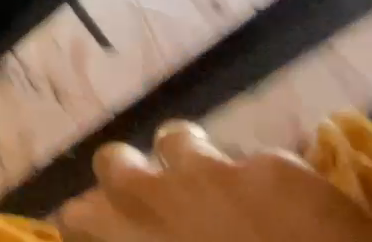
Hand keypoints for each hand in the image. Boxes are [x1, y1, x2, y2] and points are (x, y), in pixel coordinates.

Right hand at [58, 120, 371, 241]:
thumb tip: (130, 236)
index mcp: (116, 231)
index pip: (74, 215)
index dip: (92, 224)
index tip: (112, 238)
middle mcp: (144, 192)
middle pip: (113, 160)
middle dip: (133, 175)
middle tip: (167, 205)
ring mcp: (208, 172)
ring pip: (178, 139)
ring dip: (194, 164)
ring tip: (225, 188)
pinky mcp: (275, 170)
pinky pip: (262, 164)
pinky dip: (271, 185)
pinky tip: (297, 210)